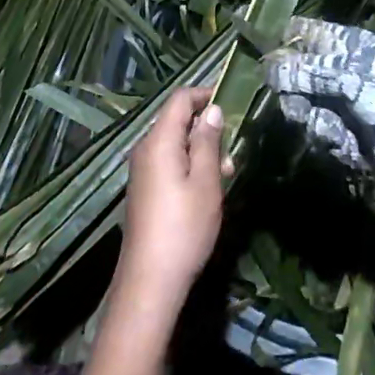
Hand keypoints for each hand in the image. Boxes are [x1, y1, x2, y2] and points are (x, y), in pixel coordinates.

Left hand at [116, 86, 230, 312]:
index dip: (205, 94)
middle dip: (206, 126)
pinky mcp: (144, 188)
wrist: (150, 280)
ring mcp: (142, 169)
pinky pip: (167, 160)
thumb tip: (212, 110)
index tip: (232, 101)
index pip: (180, 99)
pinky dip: (189, 163)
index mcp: (158, 140)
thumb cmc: (184, 227)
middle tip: (233, 148)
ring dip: (200, 148)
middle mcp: (145, 148)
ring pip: (174, 142)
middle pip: (176, 119)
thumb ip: (208, 142)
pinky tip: (207, 187)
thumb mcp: (206, 181)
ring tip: (226, 173)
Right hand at [264, 17, 374, 238]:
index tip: (273, 65)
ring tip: (339, 131)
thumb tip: (268, 66)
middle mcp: (339, 69)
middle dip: (297, 94)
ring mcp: (341, 101)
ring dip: (316, 122)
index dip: (284, 45)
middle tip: (307, 107)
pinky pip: (319, 132)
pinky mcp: (344, 131)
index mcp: (345, 44)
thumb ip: (309, 71)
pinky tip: (351, 146)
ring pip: (303, 107)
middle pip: (294, 74)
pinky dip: (332, 141)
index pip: (301, 32)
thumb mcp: (351, 80)